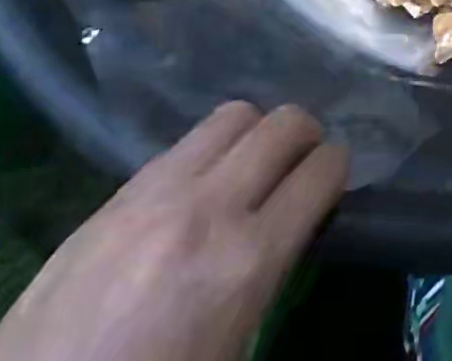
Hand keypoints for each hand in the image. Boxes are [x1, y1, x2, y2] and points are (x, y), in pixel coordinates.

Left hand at [0, 102, 349, 360]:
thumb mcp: (236, 343)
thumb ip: (273, 268)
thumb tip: (297, 221)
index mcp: (248, 259)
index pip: (324, 169)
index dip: (339, 168)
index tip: (332, 183)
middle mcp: (208, 209)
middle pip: (286, 123)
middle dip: (307, 137)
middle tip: (299, 166)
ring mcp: (154, 195)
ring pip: (235, 114)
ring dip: (256, 133)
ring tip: (250, 166)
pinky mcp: (112, 196)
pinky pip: (182, 143)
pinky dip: (208, 152)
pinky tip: (196, 188)